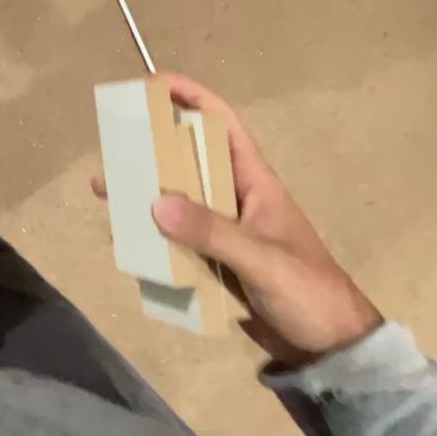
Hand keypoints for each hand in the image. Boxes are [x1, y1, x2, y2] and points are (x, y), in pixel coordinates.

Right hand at [92, 74, 381, 367]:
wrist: (331, 352)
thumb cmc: (309, 292)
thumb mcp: (263, 260)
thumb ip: (212, 231)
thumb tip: (155, 202)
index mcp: (253, 180)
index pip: (220, 122)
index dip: (189, 95)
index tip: (151, 84)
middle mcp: (232, 195)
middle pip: (186, 156)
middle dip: (149, 146)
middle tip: (112, 141)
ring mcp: (221, 227)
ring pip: (174, 197)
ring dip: (141, 192)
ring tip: (105, 190)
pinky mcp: (211, 258)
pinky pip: (173, 235)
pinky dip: (149, 233)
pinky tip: (125, 236)